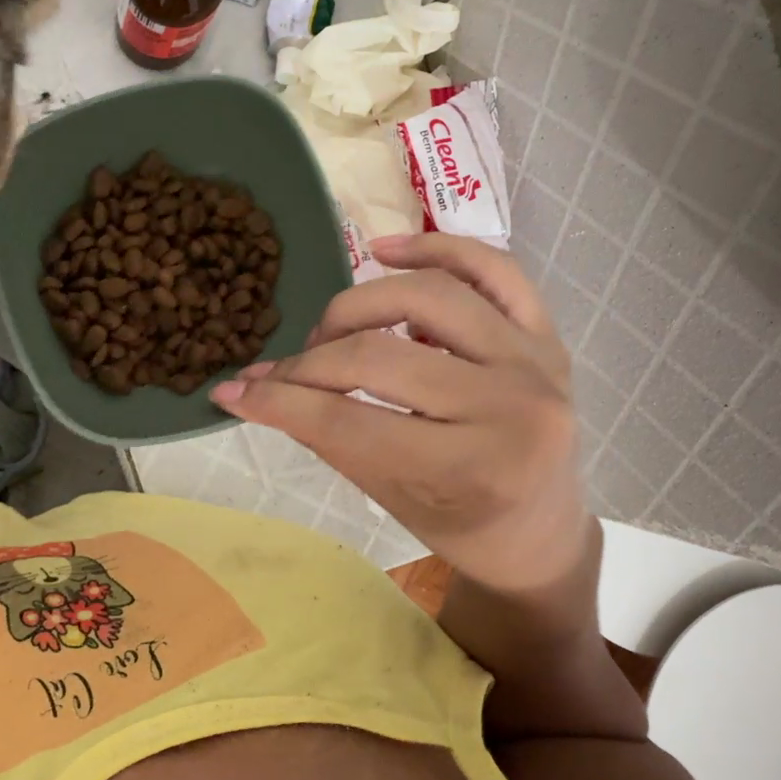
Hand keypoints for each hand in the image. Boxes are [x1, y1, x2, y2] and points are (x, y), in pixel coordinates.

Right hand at [210, 233, 594, 594]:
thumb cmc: (458, 525)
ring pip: (430, 296)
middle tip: (282, 374)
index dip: (279, 403)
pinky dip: (435, 248)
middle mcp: (511, 406)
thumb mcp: (382, 494)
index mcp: (471, 468)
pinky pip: (494, 269)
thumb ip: (318, 434)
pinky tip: (384, 250)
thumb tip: (245, 389)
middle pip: (380, 357)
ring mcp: (534, 362)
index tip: (233, 392)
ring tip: (327, 332)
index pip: (349, 422)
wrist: (539, 530)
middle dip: (309, 364)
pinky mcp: (546, 334)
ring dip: (356, 306)